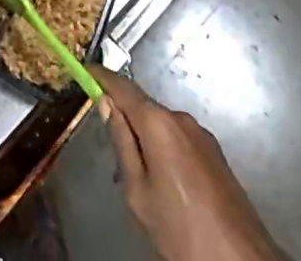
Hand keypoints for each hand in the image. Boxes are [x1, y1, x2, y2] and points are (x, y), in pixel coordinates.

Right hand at [90, 66, 287, 260]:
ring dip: (145, 137)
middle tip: (111, 154)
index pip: (123, 87)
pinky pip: (179, 139)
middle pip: (143, 106)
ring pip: (161, 125)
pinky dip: (163, 148)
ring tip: (139, 179)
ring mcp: (203, 135)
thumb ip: (121, 143)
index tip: (85, 71)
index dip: (102, 77)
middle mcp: (182, 119)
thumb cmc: (181, 229)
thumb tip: (107, 104)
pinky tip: (164, 184)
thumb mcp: (138, 191)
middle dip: (124, 118)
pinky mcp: (216, 153)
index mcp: (159, 123)